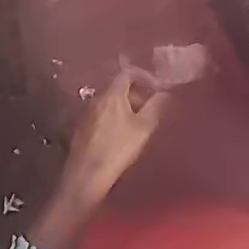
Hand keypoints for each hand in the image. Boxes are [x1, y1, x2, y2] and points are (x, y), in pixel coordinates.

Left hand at [30, 69, 170, 248]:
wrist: (86, 176)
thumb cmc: (118, 149)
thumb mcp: (144, 128)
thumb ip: (157, 106)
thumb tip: (165, 93)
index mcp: (111, 95)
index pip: (127, 73)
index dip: (145, 77)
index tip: (157, 89)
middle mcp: (96, 99)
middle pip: (118, 87)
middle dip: (138, 94)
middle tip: (152, 109)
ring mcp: (87, 114)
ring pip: (110, 102)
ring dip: (127, 107)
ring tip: (140, 125)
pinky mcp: (83, 129)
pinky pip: (103, 114)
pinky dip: (116, 117)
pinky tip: (122, 136)